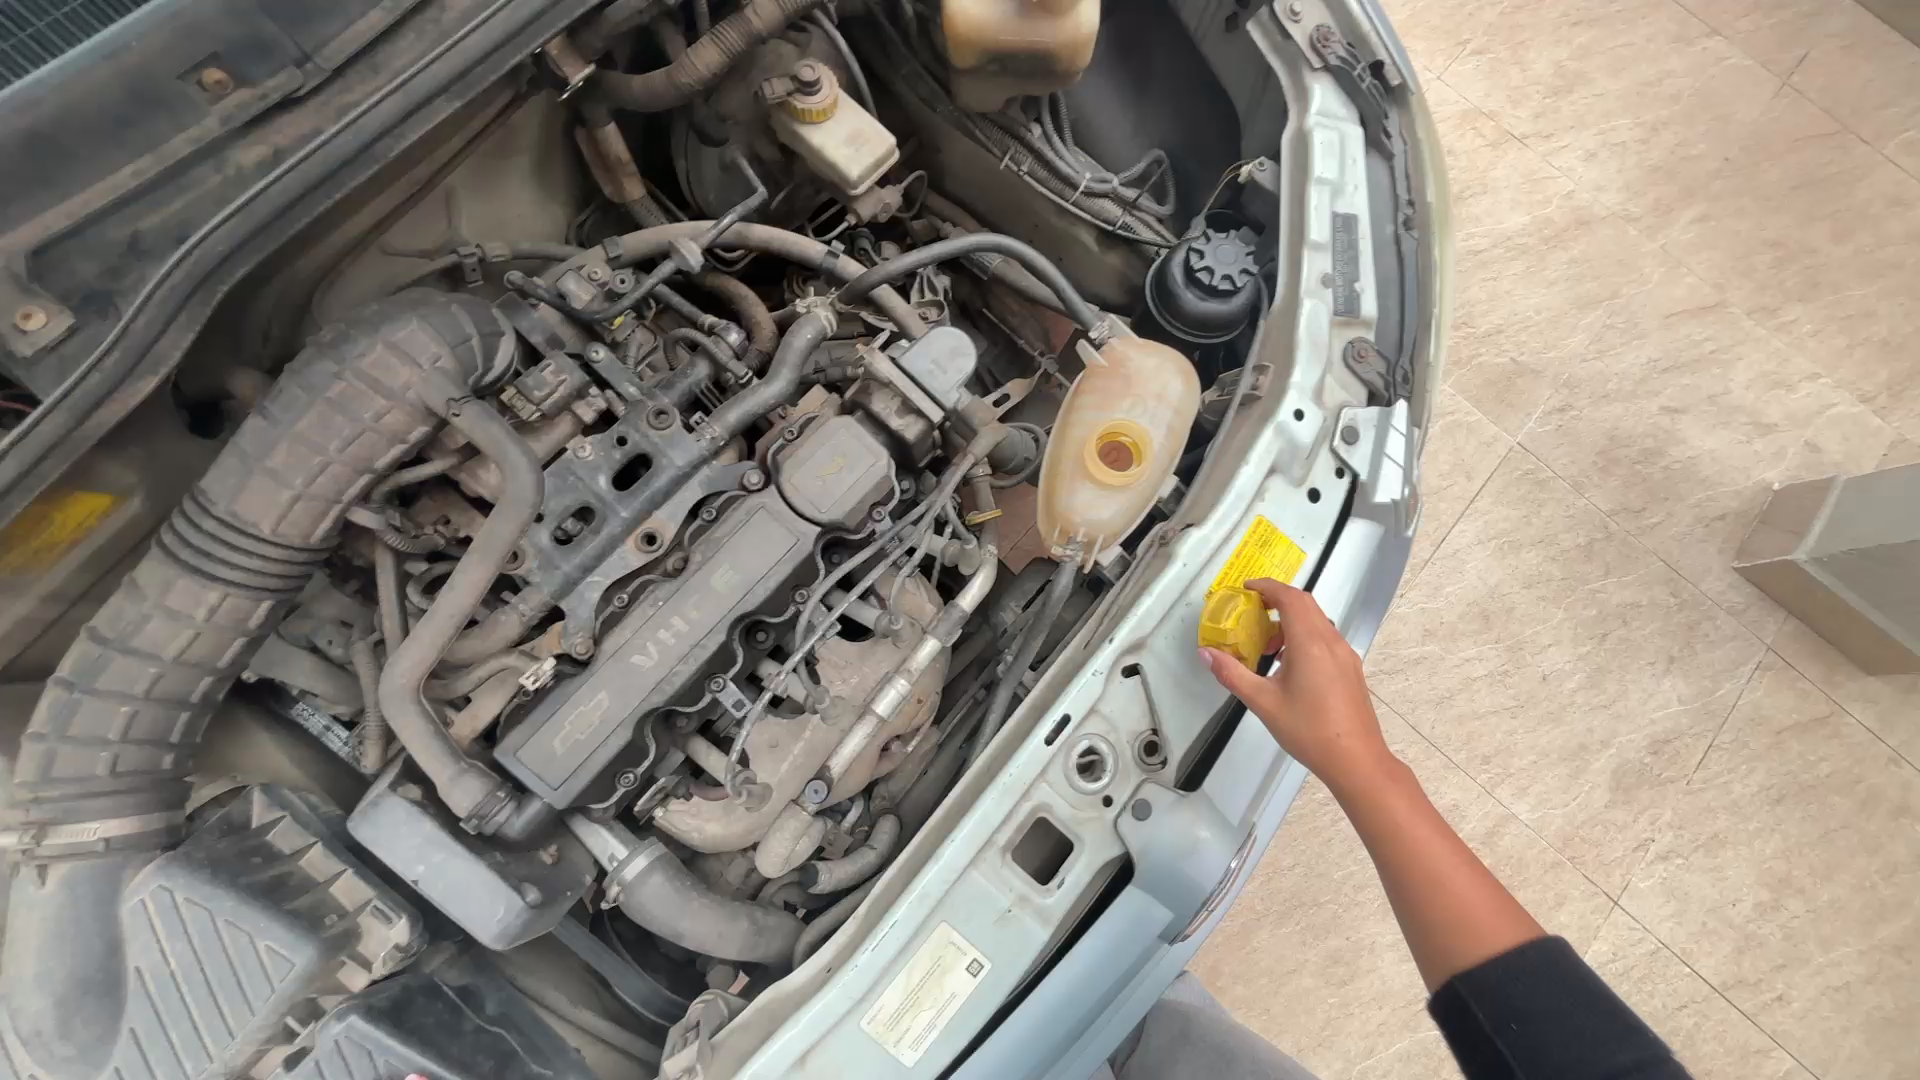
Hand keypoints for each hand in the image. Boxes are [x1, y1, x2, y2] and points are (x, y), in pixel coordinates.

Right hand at [1198, 579, 1395, 794]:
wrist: (1357, 761)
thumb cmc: (1309, 730)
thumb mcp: (1262, 702)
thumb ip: (1232, 673)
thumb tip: (1206, 653)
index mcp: (1310, 643)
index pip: (1290, 597)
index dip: (1267, 587)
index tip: (1246, 589)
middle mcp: (1331, 642)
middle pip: (1305, 604)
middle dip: (1277, 600)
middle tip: (1251, 609)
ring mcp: (1345, 655)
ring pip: (1316, 621)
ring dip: (1289, 621)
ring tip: (1266, 645)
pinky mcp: (1350, 669)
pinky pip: (1324, 638)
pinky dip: (1302, 636)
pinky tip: (1288, 665)